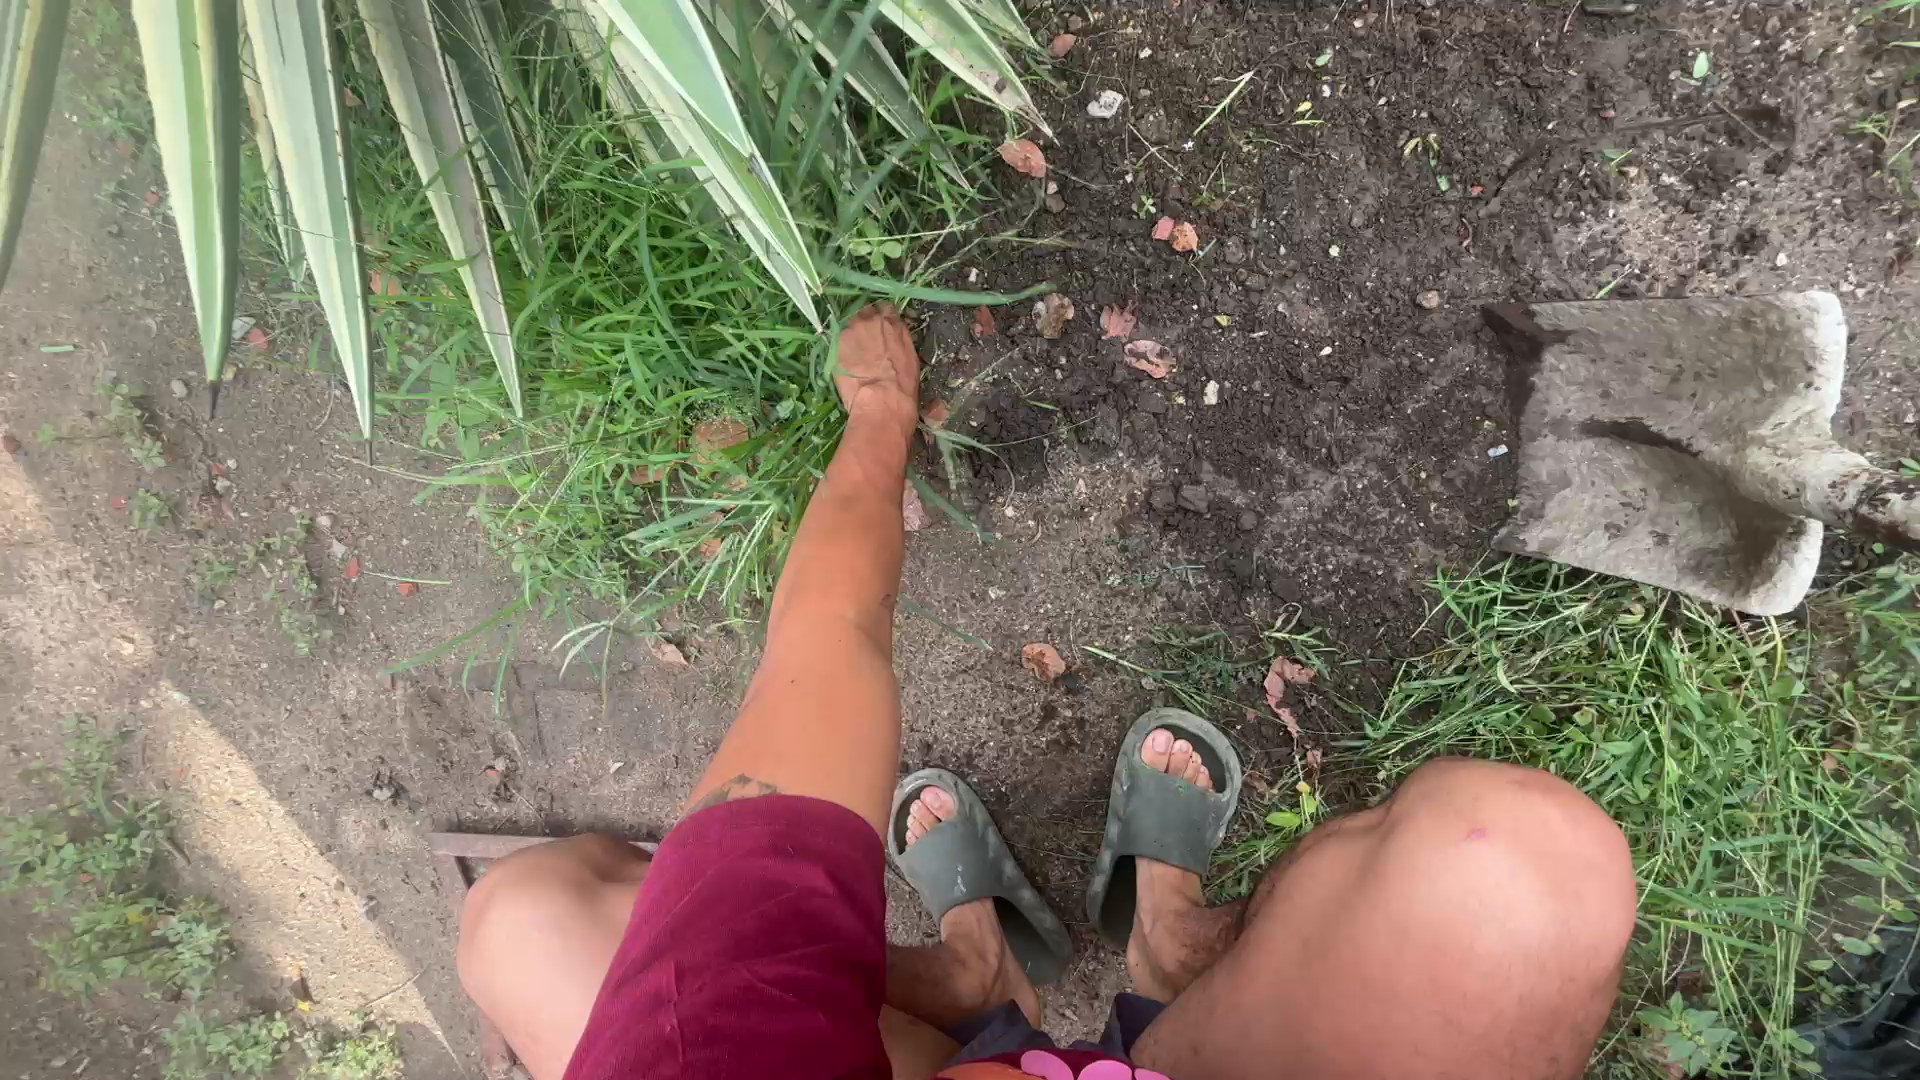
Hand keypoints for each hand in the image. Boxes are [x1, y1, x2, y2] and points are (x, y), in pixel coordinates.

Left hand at [833, 303, 918, 434]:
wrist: (882, 400)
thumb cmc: (902, 386)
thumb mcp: (910, 357)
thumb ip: (899, 340)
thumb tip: (892, 340)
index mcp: (893, 323)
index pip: (885, 309)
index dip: (882, 319)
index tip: (880, 329)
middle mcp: (872, 321)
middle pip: (865, 312)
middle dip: (865, 323)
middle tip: (866, 340)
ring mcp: (852, 330)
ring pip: (850, 326)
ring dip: (853, 336)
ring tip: (855, 353)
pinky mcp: (837, 344)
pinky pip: (839, 341)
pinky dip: (843, 348)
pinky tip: (847, 362)